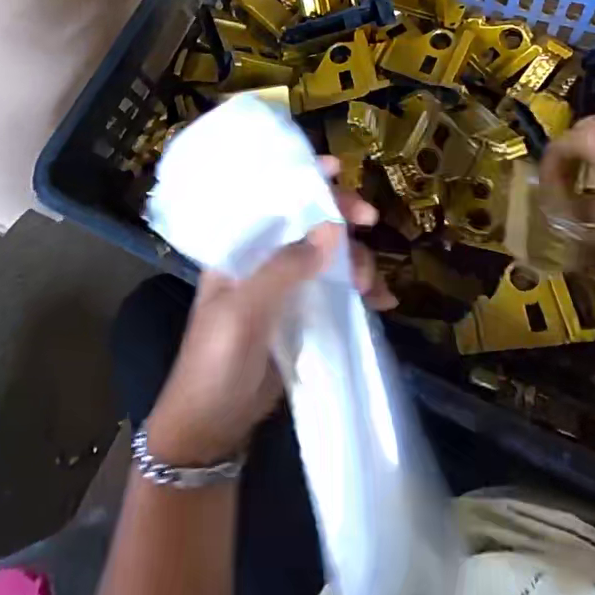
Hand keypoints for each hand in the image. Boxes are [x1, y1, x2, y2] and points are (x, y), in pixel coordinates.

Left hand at [144, 166, 393, 467]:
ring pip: (328, 256)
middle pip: (308, 223)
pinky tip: (383, 303)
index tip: (339, 170)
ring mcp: (283, 289)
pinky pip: (337, 291)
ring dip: (356, 259)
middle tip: (370, 222)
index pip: (270, 199)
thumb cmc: (215, 360)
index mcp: (238, 248)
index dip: (302, 180)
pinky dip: (362, 292)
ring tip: (371, 286)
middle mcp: (261, 260)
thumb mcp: (245, 311)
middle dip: (340, 218)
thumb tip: (334, 228)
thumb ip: (285, 268)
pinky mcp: (301, 317)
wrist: (211, 424)